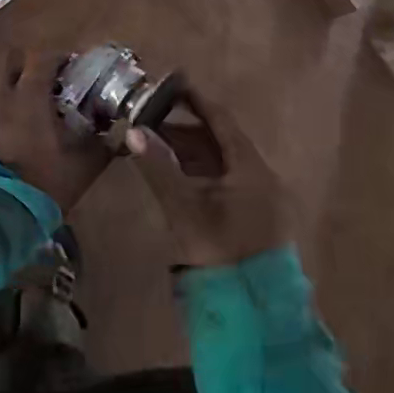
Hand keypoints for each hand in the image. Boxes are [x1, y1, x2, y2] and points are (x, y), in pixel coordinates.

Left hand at [0, 48, 112, 211]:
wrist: (0, 206)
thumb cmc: (43, 179)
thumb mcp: (83, 164)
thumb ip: (104, 145)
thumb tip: (122, 135)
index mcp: (28, 95)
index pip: (41, 58)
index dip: (60, 57)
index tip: (76, 66)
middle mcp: (4, 96)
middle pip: (11, 59)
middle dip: (31, 61)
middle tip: (54, 77)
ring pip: (1, 81)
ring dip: (19, 83)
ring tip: (42, 101)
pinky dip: (10, 104)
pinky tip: (26, 124)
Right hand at [124, 95, 287, 267]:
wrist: (254, 310)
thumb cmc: (221, 251)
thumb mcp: (184, 207)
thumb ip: (158, 167)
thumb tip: (132, 130)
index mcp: (251, 170)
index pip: (222, 121)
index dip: (196, 100)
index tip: (171, 82)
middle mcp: (261, 178)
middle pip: (220, 141)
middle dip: (183, 127)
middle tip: (148, 118)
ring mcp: (260, 199)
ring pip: (220, 161)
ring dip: (188, 150)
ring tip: (152, 144)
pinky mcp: (253, 216)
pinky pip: (223, 179)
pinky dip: (197, 170)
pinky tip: (173, 173)